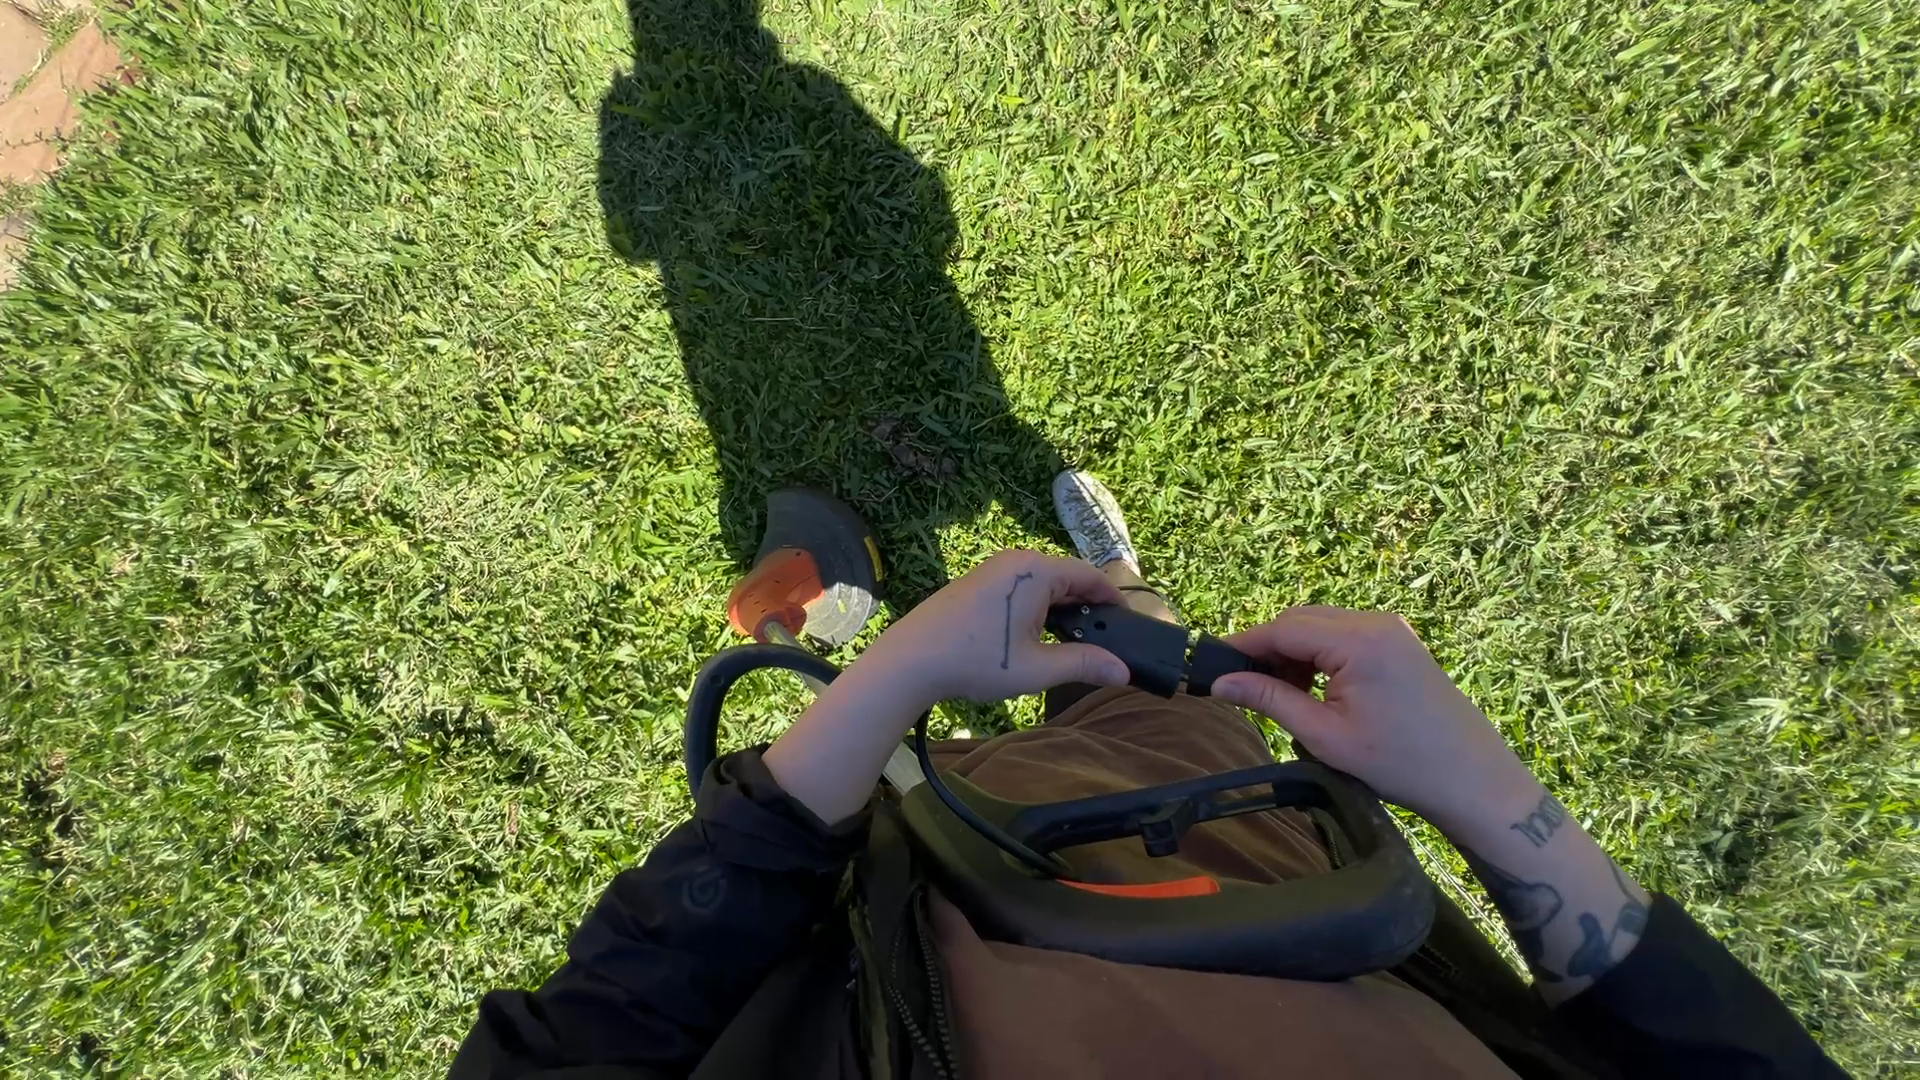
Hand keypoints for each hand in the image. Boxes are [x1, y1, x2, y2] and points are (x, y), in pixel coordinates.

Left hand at [854, 549, 1130, 712]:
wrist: (911, 660)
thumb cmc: (976, 661)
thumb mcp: (1036, 668)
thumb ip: (1083, 664)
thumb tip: (1123, 671)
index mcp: (1036, 571)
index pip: (1090, 576)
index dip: (1113, 601)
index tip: (1126, 629)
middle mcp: (1016, 561)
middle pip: (1067, 578)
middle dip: (1086, 608)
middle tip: (1100, 644)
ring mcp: (993, 569)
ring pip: (1042, 585)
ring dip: (1059, 610)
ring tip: (1068, 645)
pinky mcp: (977, 582)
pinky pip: (1020, 588)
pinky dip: (1036, 608)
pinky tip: (1032, 638)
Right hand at [1211, 606, 1540, 833]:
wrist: (1477, 782)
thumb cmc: (1400, 764)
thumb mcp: (1324, 735)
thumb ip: (1268, 700)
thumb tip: (1218, 684)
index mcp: (1359, 641)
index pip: (1282, 629)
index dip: (1243, 645)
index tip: (1212, 665)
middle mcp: (1375, 622)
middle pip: (1299, 620)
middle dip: (1267, 649)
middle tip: (1244, 686)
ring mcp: (1390, 629)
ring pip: (1318, 625)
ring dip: (1291, 652)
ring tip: (1279, 693)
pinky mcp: (1398, 641)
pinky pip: (1341, 634)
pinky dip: (1317, 654)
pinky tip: (1310, 687)